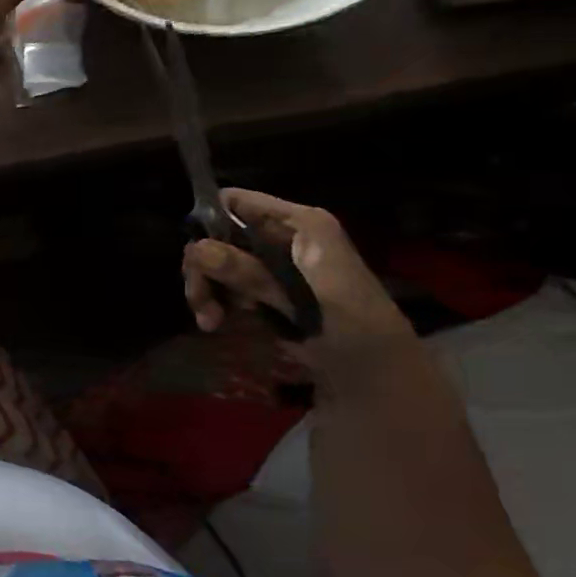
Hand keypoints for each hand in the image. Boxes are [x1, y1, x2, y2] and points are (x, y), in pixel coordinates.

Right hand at [182, 189, 413, 354]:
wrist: (380, 374)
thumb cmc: (352, 330)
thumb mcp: (303, 301)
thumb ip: (251, 273)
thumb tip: (196, 248)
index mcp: (299, 224)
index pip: (236, 202)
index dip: (206, 222)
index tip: (195, 259)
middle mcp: (282, 236)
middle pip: (218, 235)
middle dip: (203, 268)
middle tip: (199, 303)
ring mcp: (273, 262)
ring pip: (217, 262)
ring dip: (206, 289)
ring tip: (209, 321)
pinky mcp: (267, 287)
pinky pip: (227, 284)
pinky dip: (216, 301)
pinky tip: (215, 322)